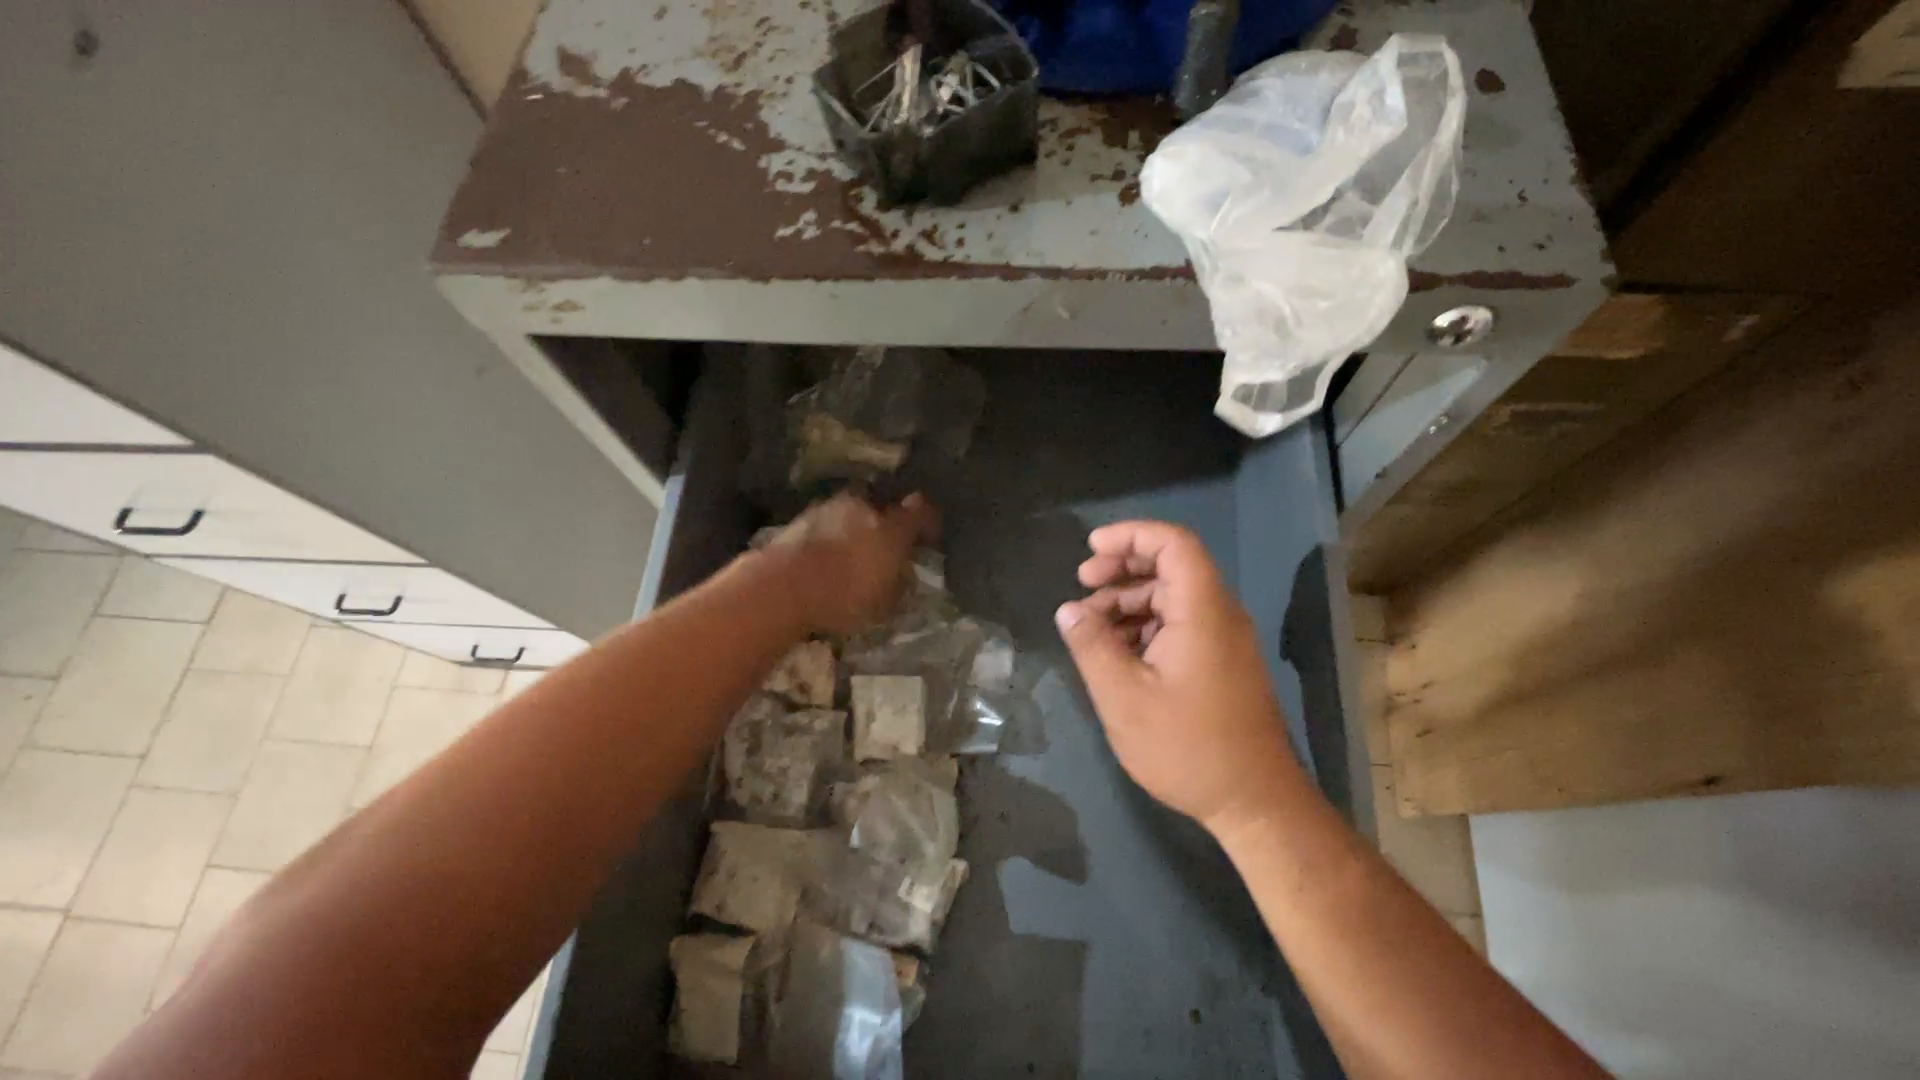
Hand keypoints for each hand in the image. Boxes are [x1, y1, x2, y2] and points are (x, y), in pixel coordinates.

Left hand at [762, 493, 937, 635]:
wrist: (781, 587)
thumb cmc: (843, 596)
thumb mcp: (884, 603)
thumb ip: (900, 585)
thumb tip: (905, 576)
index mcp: (892, 525)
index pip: (922, 512)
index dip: (928, 524)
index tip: (928, 540)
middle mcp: (864, 506)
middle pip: (883, 509)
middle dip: (887, 526)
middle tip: (886, 551)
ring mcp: (829, 508)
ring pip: (852, 515)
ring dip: (855, 530)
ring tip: (851, 557)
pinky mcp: (800, 518)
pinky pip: (827, 525)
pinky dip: (831, 538)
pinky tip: (826, 560)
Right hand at [1055, 522, 1301, 833]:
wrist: (1254, 801)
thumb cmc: (1186, 747)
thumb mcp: (1123, 698)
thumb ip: (1092, 646)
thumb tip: (1068, 609)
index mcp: (1201, 611)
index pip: (1173, 543)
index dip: (1131, 535)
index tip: (1090, 550)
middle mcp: (1220, 614)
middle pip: (1172, 566)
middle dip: (1123, 567)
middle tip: (1082, 583)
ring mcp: (1225, 640)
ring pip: (1174, 597)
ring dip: (1130, 600)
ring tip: (1090, 626)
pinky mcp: (1223, 663)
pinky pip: (1182, 624)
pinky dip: (1146, 625)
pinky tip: (1117, 652)